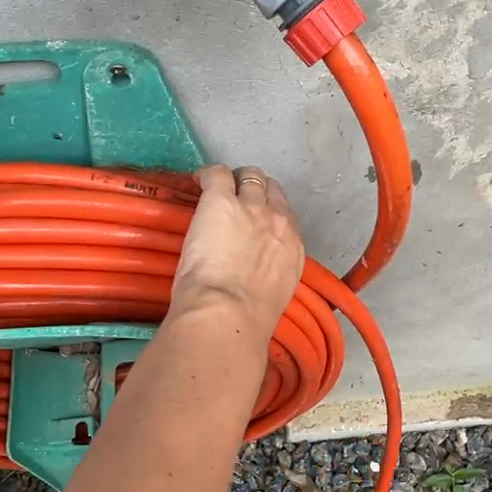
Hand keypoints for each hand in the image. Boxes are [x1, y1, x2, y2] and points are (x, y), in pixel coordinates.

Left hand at [171, 165, 304, 335]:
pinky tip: (198, 181)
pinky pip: (218, 174)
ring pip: (250, 177)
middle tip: (237, 198)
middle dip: (257, 190)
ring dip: (236, 180)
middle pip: (272, 190)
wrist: (228, 310)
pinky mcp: (220, 200)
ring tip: (218, 187)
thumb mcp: (273, 294)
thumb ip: (270, 276)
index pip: (287, 218)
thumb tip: (253, 277)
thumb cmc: (248, 317)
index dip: (270, 213)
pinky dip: (208, 175)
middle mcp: (278, 222)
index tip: (255, 221)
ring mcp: (250, 207)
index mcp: (293, 248)